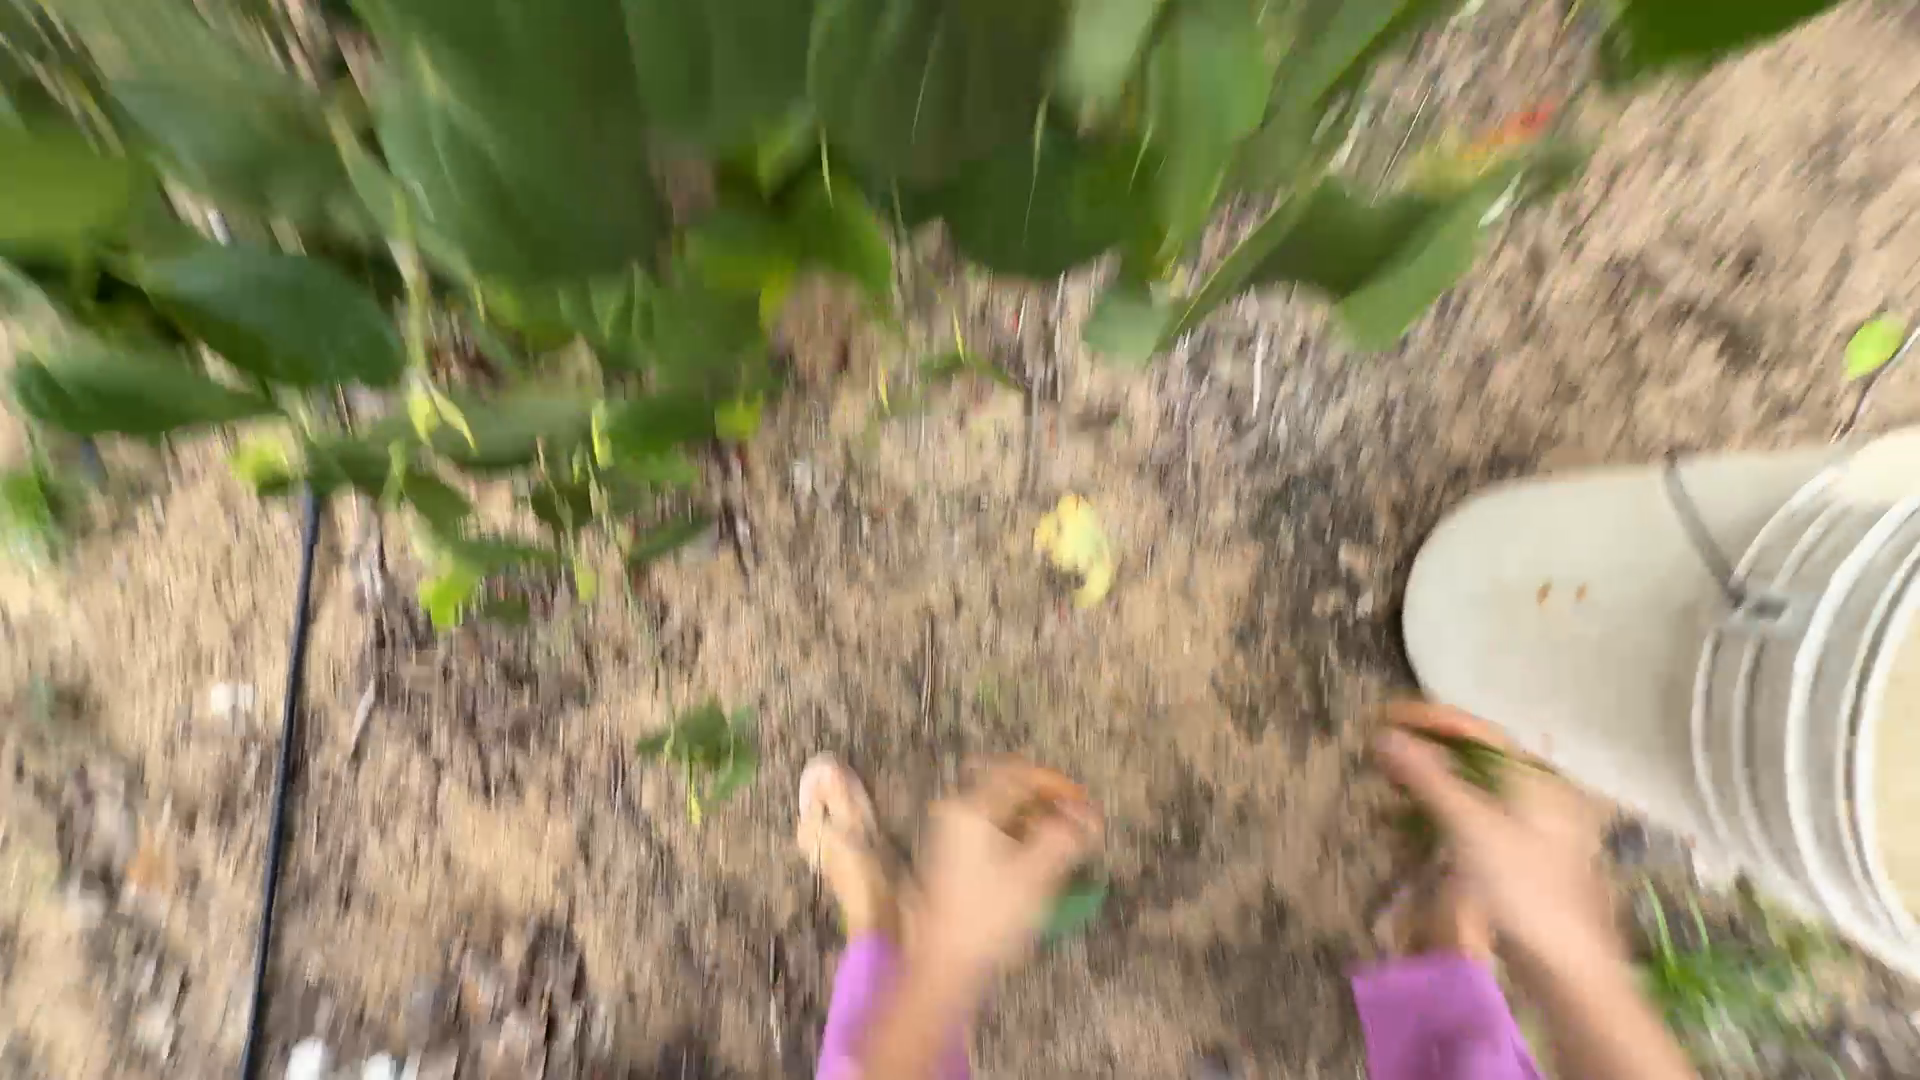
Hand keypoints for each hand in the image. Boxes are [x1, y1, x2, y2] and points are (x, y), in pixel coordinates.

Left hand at [906, 760, 1101, 993]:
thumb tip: (1088, 815)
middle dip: (1046, 801)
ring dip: (1035, 818)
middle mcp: (958, 813)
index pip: (1018, 775)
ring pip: (1003, 810)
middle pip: (1009, 789)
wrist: (946, 962)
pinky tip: (1038, 855)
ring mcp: (954, 834)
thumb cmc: (988, 918)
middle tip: (1075, 819)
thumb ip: (1065, 839)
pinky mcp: (957, 854)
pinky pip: (994, 829)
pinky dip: (1020, 834)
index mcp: (971, 810)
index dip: (1053, 783)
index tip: (1079, 800)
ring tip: (1063, 839)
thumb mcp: (1034, 876)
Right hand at [1376, 702, 1622, 979]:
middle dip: (1423, 742)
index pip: (1473, 728)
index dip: (1425, 716)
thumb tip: (1384, 735)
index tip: (1381, 715)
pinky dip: (1438, 800)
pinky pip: (1471, 806)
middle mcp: (1536, 789)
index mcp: (1533, 777)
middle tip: (1379, 741)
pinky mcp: (1519, 847)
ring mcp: (1530, 820)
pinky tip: (1412, 809)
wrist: (1569, 968)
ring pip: (1470, 779)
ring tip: (1387, 771)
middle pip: (1472, 750)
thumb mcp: (1468, 826)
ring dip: (1426, 771)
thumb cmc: (1522, 888)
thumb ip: (1426, 776)